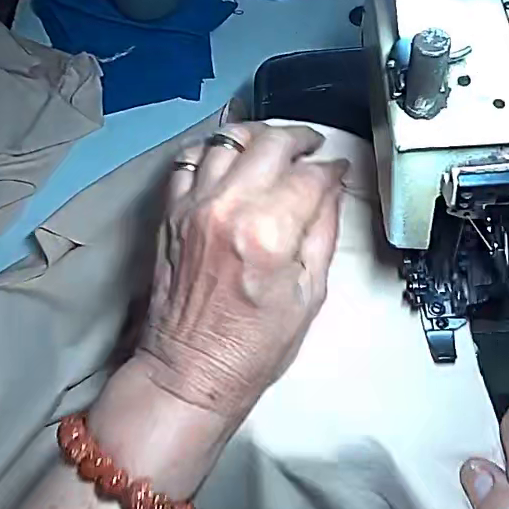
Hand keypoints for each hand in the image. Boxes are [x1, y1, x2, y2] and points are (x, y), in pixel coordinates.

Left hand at [134, 122, 348, 425]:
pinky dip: (213, 151)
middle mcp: (227, 208)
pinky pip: (188, 159)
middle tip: (312, 146)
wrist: (189, 372)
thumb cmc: (255, 346)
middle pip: (270, 144)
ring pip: (227, 140)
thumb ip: (324, 230)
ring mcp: (192, 206)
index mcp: (269, 234)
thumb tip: (331, 187)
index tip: (338, 170)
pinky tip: (230, 160)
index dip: (332, 169)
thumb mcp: (310, 294)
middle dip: (300, 138)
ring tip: (272, 146)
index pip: (310, 177)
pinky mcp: (170, 212)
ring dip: (257, 136)